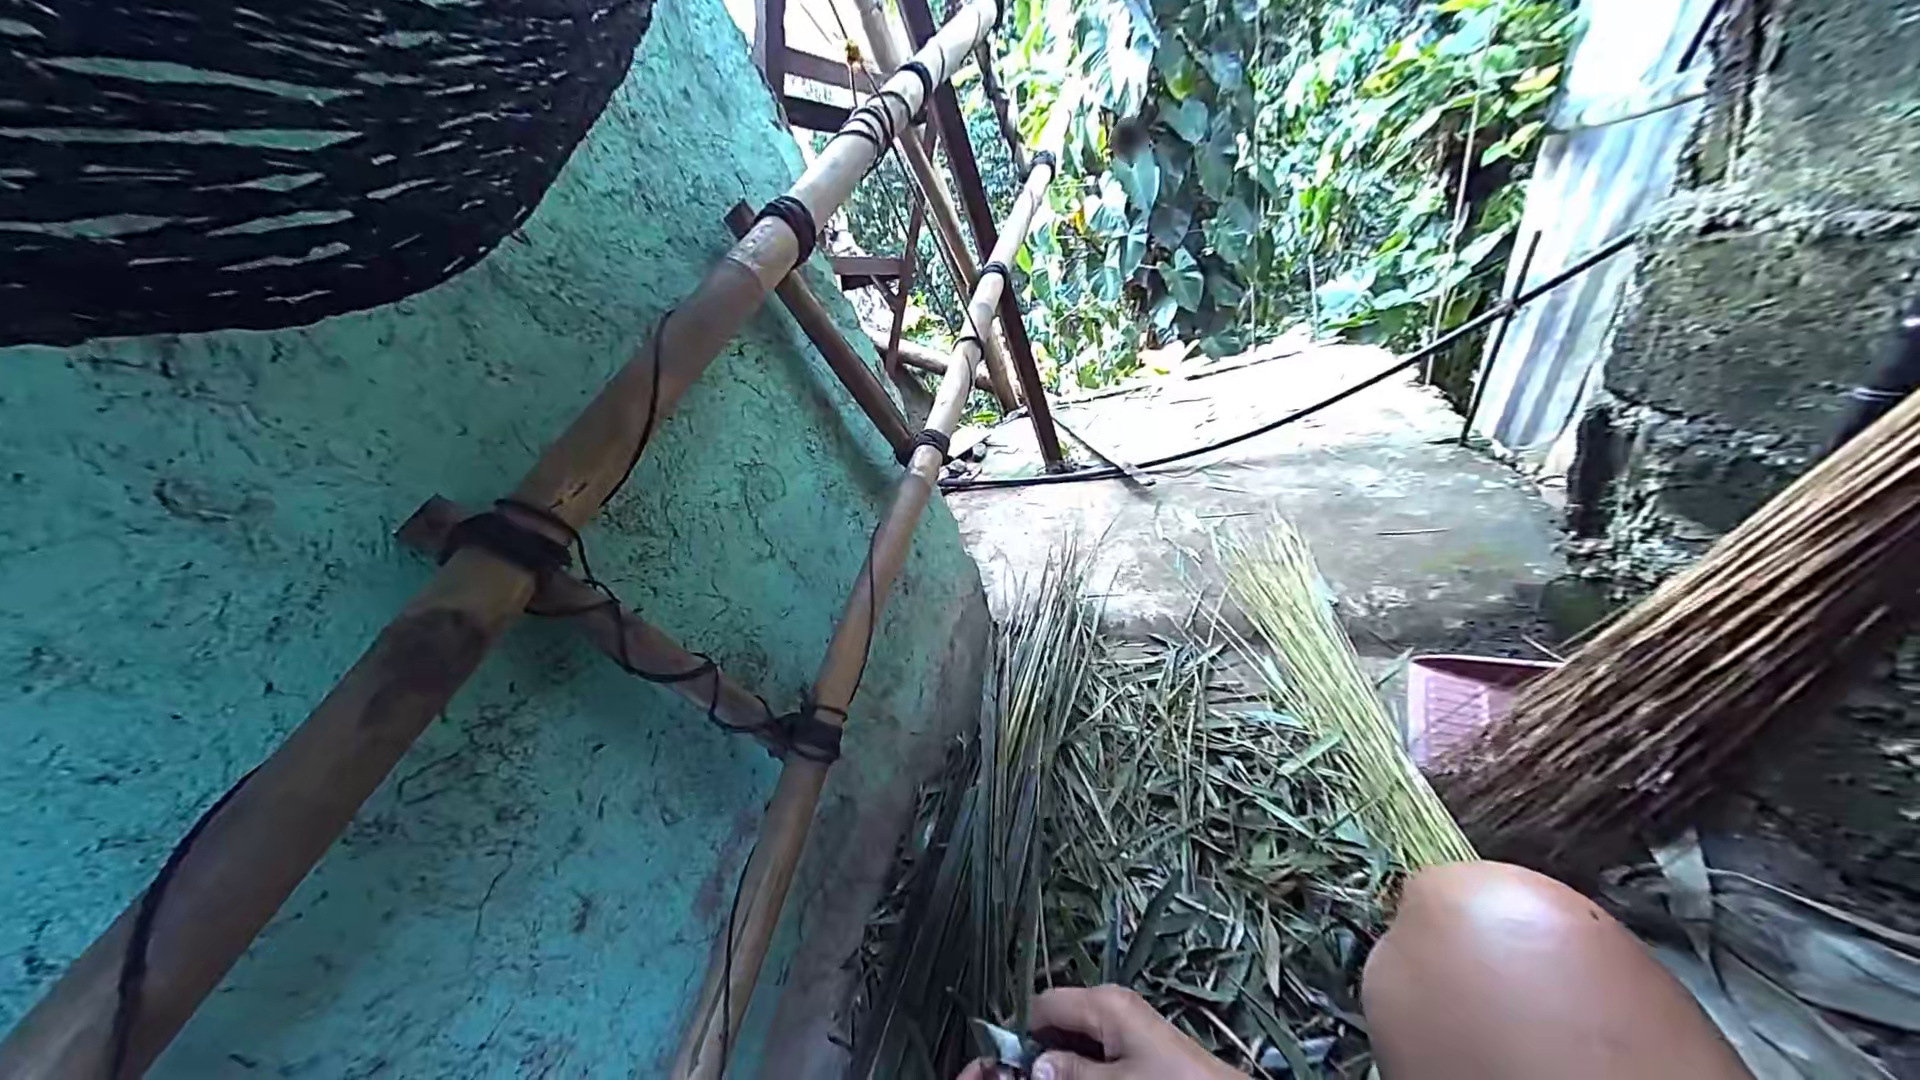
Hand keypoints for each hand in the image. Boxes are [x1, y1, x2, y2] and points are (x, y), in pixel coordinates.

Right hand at [993, 986, 1243, 1079]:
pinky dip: (1086, 1062)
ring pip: (1077, 1034)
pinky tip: (1086, 1079)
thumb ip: (1071, 1073)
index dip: (1024, 1033)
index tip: (1013, 1067)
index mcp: (1102, 1001)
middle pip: (1059, 1017)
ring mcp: (1126, 1019)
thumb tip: (1034, 1066)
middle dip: (1045, 1049)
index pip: (1044, 1003)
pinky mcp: (1138, 1040)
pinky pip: (1098, 1045)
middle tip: (1036, 1079)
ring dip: (1066, 1059)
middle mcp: (1110, 1001)